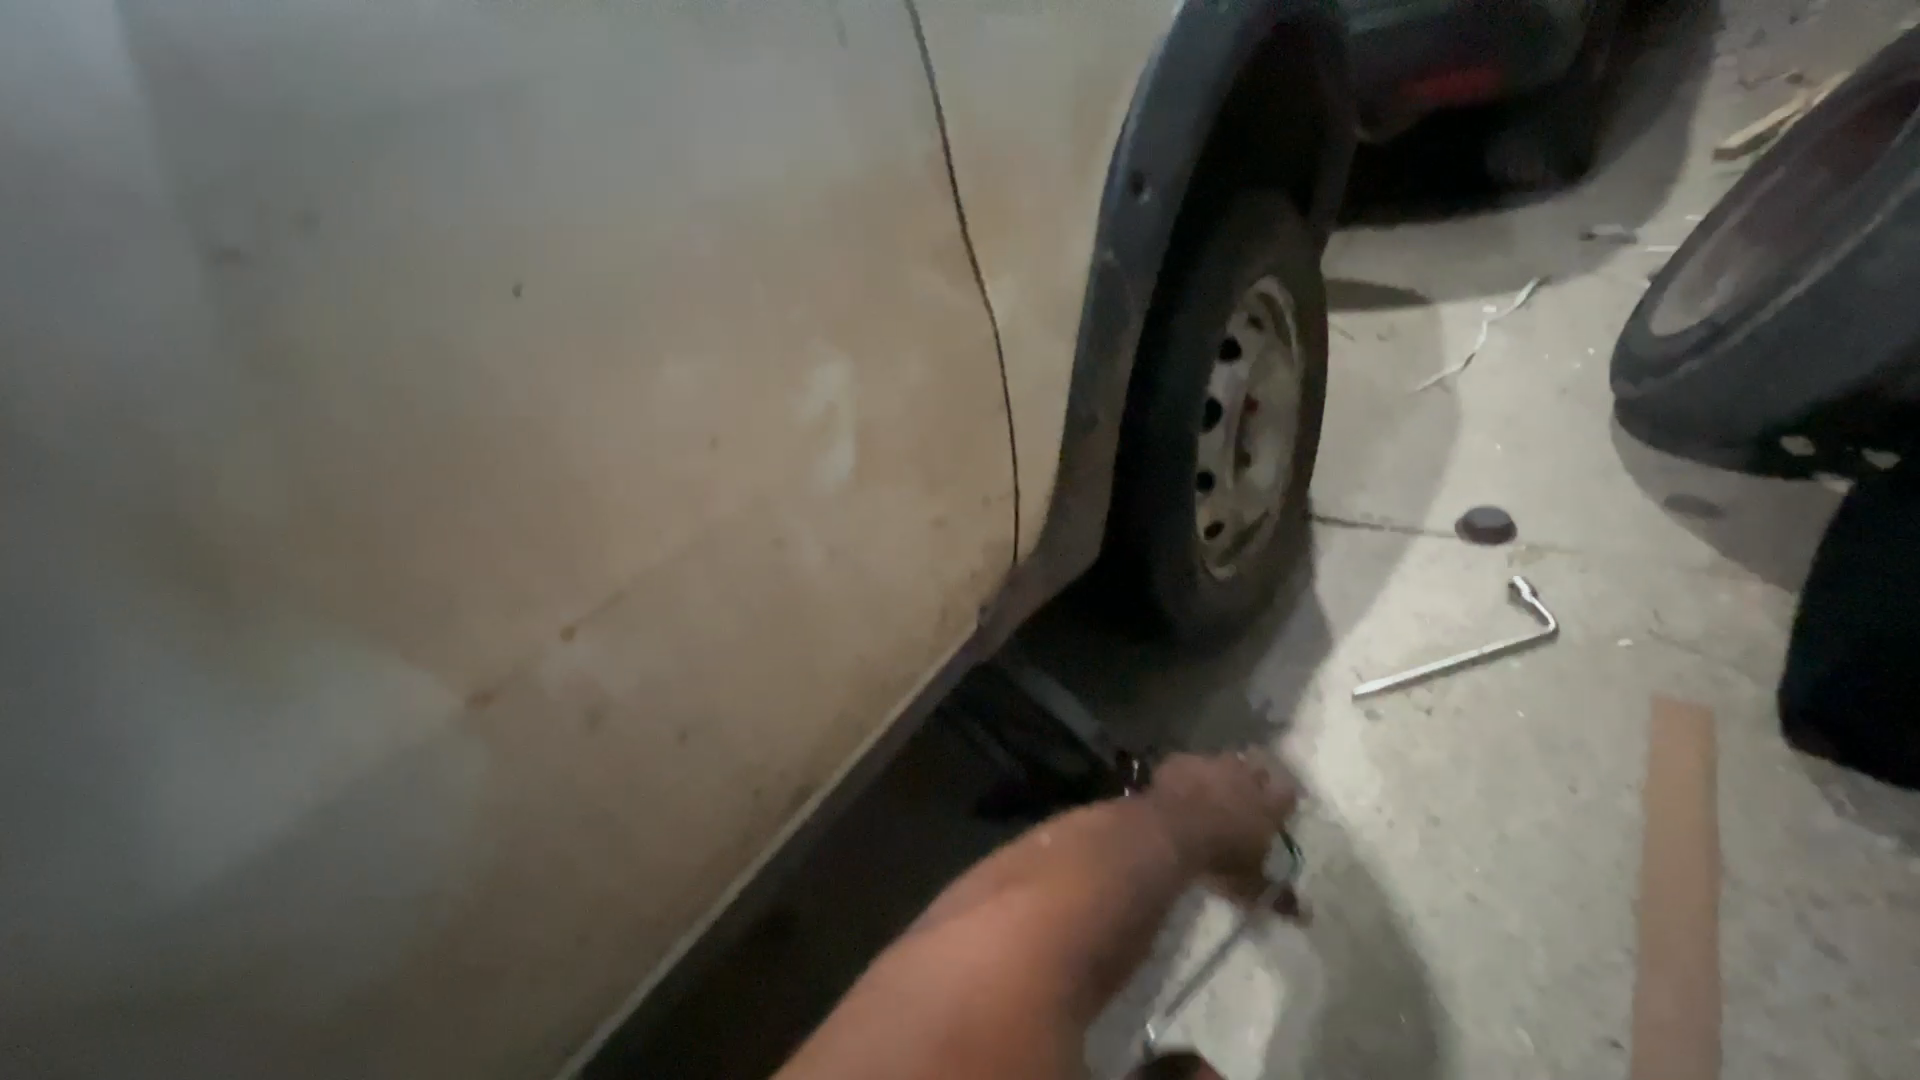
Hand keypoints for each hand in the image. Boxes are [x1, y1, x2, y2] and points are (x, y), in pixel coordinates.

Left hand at [1143, 749, 1301, 911]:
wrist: (1170, 830)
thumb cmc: (1218, 860)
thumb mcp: (1249, 884)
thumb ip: (1277, 895)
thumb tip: (1305, 916)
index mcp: (1268, 805)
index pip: (1289, 793)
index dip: (1285, 797)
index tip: (1280, 805)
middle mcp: (1244, 776)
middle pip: (1258, 766)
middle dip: (1255, 776)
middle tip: (1247, 791)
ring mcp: (1211, 763)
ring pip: (1224, 759)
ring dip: (1222, 771)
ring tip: (1213, 786)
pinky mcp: (1181, 760)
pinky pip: (1189, 762)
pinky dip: (1188, 771)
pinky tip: (1180, 785)